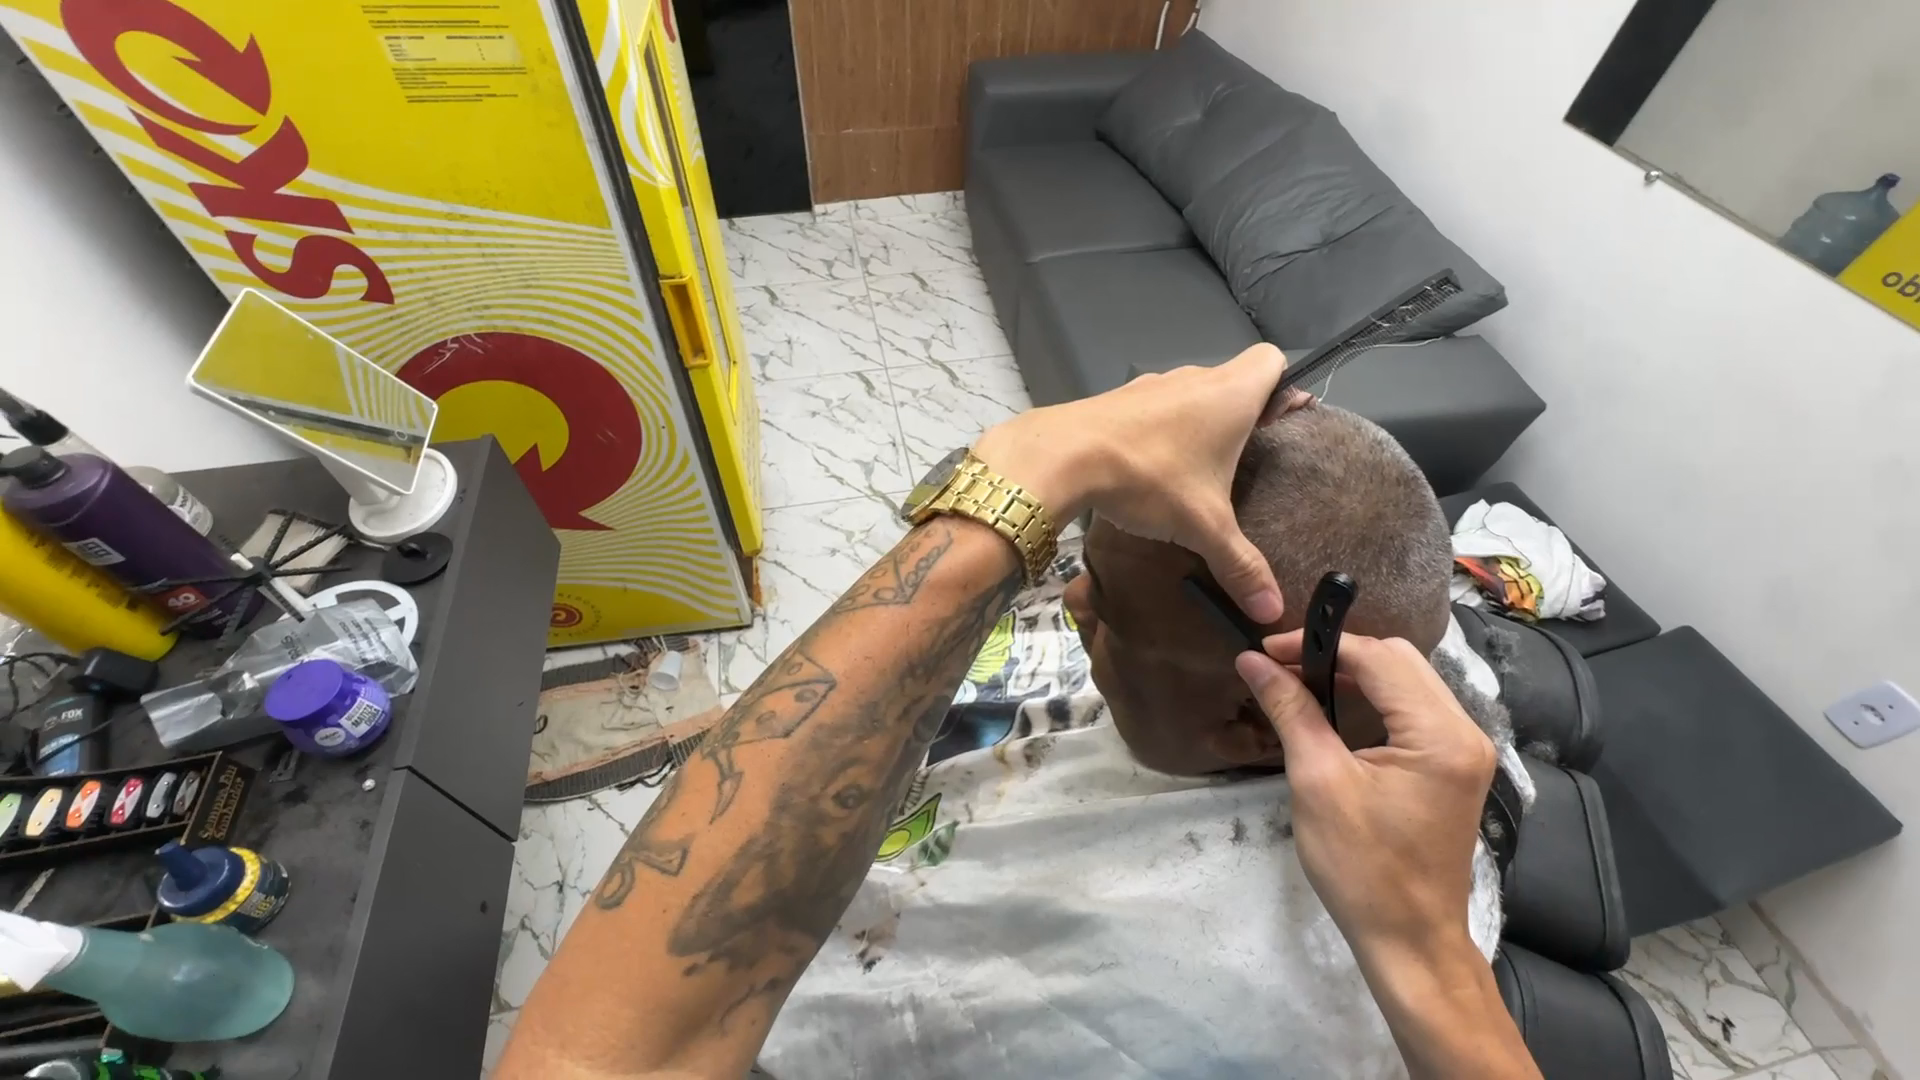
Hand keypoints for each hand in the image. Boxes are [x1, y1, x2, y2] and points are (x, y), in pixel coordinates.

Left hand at [973, 344, 1306, 621]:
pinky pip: (1149, 410)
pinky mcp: (1114, 399)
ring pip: (1186, 395)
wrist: (1063, 455)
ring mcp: (1149, 384)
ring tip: (1190, 471)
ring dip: (1193, 425)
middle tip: (1236, 463)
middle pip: (1229, 381)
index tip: (1275, 428)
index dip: (1282, 387)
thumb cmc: (1149, 478)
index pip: (1272, 360)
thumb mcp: (1202, 526)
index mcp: (1229, 393)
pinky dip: (1155, 431)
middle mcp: (1193, 377)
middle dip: (1237, 417)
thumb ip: (1240, 564)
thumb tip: (1273, 611)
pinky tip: (1145, 469)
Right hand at [1234, 632, 1495, 958]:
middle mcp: (1464, 731)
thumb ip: (1290, 710)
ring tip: (1299, 680)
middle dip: (1336, 651)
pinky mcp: (1453, 764)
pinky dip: (1371, 694)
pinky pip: (1412, 706)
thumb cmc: (1361, 865)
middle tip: (1280, 664)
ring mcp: (1464, 748)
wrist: (1409, 938)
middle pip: (1398, 658)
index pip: (1377, 657)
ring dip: (1353, 671)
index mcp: (1440, 734)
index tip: (1266, 651)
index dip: (1318, 644)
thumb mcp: (1316, 780)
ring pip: (1407, 678)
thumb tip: (1251, 661)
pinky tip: (1334, 705)